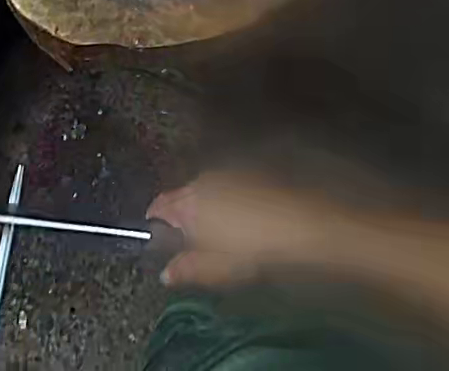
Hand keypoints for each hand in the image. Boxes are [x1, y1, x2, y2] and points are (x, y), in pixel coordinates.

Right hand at [146, 173, 354, 288]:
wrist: (295, 222)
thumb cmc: (250, 249)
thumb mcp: (215, 268)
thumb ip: (186, 269)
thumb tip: (165, 274)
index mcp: (187, 204)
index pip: (159, 206)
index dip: (153, 219)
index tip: (154, 234)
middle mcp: (201, 182)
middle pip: (180, 196)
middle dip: (179, 214)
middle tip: (185, 239)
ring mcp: (224, 174)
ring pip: (202, 189)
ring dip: (202, 206)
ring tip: (214, 231)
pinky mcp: (246, 173)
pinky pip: (223, 185)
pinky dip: (222, 199)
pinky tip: (238, 218)